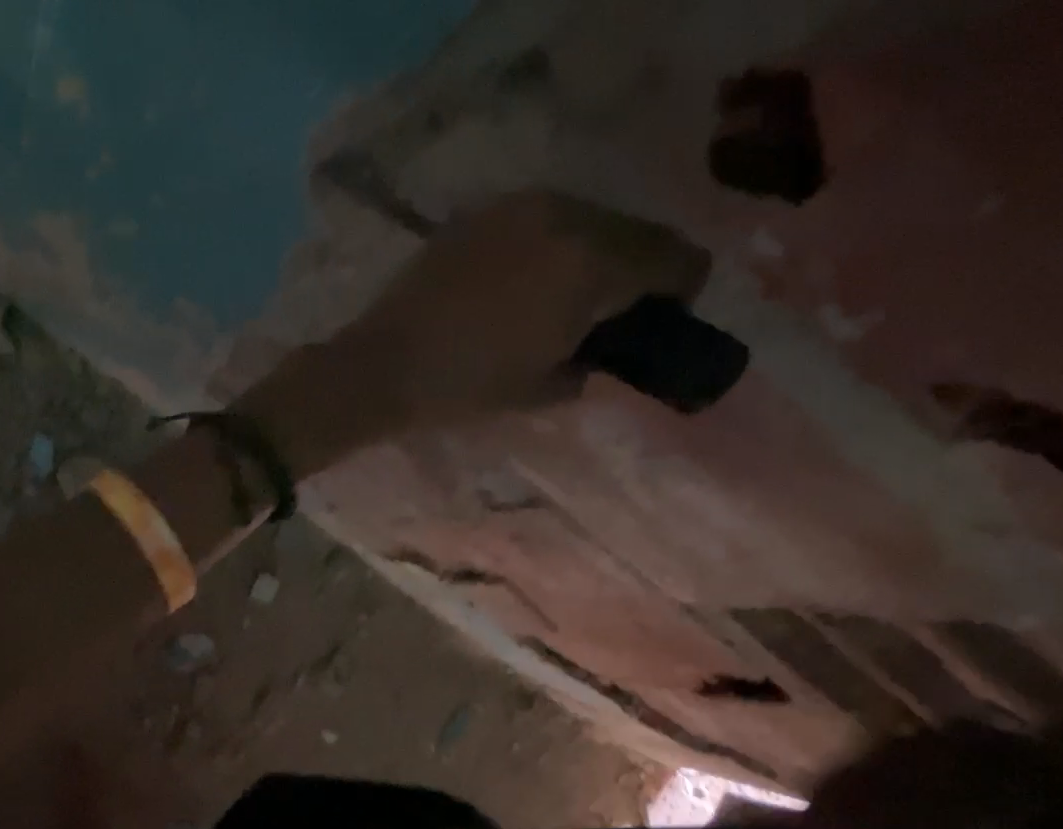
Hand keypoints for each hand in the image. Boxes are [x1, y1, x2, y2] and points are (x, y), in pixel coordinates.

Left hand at [332, 190, 712, 427]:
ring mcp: (515, 208)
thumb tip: (601, 349)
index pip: (675, 258)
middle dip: (636, 267)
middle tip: (612, 310)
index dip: (682, 290)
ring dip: (591, 250)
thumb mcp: (546, 386)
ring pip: (584, 218)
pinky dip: (546, 244)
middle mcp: (563, 217)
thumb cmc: (466, 384)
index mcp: (593, 261)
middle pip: (633, 230)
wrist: (381, 365)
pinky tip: (520, 280)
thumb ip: (594, 360)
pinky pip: (536, 220)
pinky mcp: (476, 215)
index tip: (662, 319)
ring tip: (562, 294)